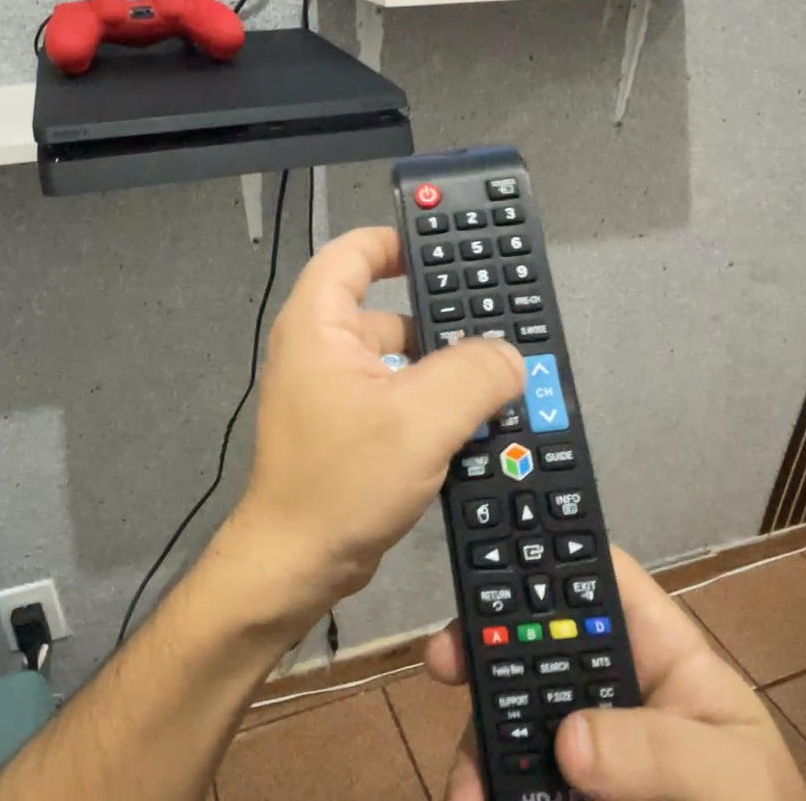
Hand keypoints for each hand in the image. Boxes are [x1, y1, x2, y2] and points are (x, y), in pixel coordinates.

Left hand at [213, 227, 524, 624]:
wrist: (297, 563)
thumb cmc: (343, 480)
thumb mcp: (420, 421)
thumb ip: (474, 376)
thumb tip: (508, 356)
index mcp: (319, 326)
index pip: (353, 253)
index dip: (398, 240)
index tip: (448, 247)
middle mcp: (320, 350)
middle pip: (386, 309)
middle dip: (441, 316)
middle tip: (498, 321)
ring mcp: (333, 392)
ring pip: (399, 359)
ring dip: (444, 367)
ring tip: (499, 376)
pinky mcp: (348, 428)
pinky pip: (397, 396)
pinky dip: (432, 401)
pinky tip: (474, 420)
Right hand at [424, 545, 805, 800]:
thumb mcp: (734, 778)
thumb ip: (662, 750)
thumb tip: (568, 740)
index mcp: (656, 656)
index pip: (599, 579)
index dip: (547, 553)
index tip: (489, 558)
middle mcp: (607, 689)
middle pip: (532, 639)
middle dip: (482, 643)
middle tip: (444, 661)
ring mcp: (580, 744)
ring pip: (507, 712)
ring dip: (478, 736)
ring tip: (467, 786)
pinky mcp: (557, 790)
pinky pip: (506, 776)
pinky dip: (480, 784)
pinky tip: (472, 800)